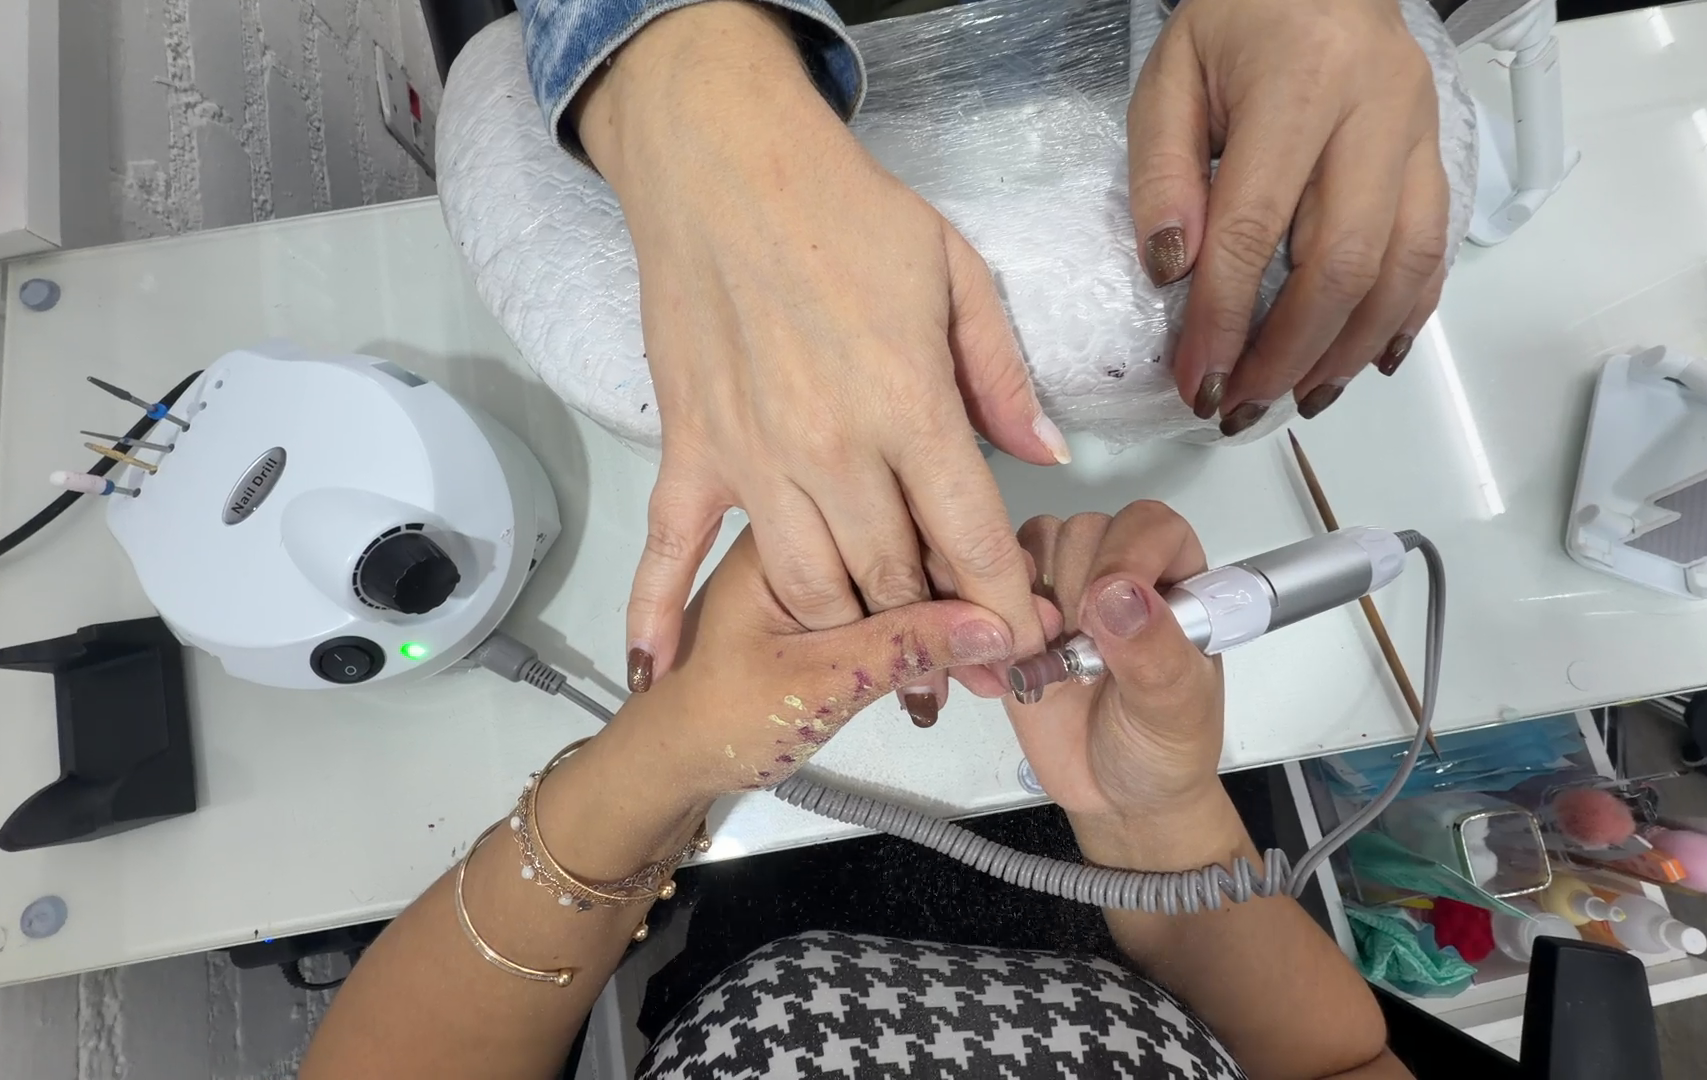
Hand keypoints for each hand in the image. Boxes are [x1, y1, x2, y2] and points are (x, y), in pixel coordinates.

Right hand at [576, 2, 1063, 712]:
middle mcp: (830, 451)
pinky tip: (658, 668)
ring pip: (805, 587)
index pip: (968, 537)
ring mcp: (750, 459)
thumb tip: (1048, 456)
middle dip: (935, 639)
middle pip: (890, 579)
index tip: (1019, 652)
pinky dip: (660, 611)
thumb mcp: (957, 274)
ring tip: (878, 674)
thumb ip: (1003, 377)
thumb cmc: (849, 213)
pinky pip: (672, 547)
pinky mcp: (690, 451)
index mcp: (907, 405)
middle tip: (960, 677)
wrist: (722, 162)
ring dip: (846, 642)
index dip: (1002, 608)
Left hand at [615, 525, 1019, 801]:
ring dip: (956, 621)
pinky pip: (890, 606)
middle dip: (974, 599)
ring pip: (906, 580)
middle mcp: (807, 535)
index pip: (897, 530)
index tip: (1026, 618)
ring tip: (1006, 663)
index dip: (968, 574)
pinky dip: (927, 633)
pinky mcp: (827, 605)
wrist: (670, 758)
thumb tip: (997, 630)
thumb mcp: (815, 684)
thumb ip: (902, 649)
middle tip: (1031, 646)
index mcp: (788, 533)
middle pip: (910, 551)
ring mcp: (818, 569)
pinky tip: (968, 658)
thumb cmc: (722, 718)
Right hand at [1008, 502, 1237, 862]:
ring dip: (1023, 607)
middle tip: (1076, 657)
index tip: (1102, 613)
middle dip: (1069, 592)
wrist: (1111, 793)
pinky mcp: (1015, 615)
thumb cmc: (1161, 749)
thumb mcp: (1174, 712)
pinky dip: (984, 623)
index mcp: (1171, 578)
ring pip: (1028, 552)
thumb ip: (1155, 655)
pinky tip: (1007, 671)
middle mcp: (1115, 571)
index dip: (1123, 556)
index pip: (1147, 526)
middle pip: (1079, 532)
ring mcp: (1060, 590)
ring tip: (1041, 664)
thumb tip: (1118, 595)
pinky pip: (985, 586)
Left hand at [1130, 0, 1447, 431]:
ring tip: (1296, 399)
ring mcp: (1419, 135)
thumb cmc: (1234, 24)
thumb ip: (1163, 174)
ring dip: (1346, 350)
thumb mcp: (1168, 84)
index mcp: (1300, 86)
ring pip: (1402, 266)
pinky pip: (1434, 249)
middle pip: (1342, 263)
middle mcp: (1378, 112)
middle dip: (1286, 354)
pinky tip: (1366, 360)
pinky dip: (1401, 316)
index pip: (1254, 231)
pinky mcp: (1434, 156)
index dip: (1224, 320)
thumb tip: (1172, 270)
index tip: (1196, 382)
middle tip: (1239, 407)